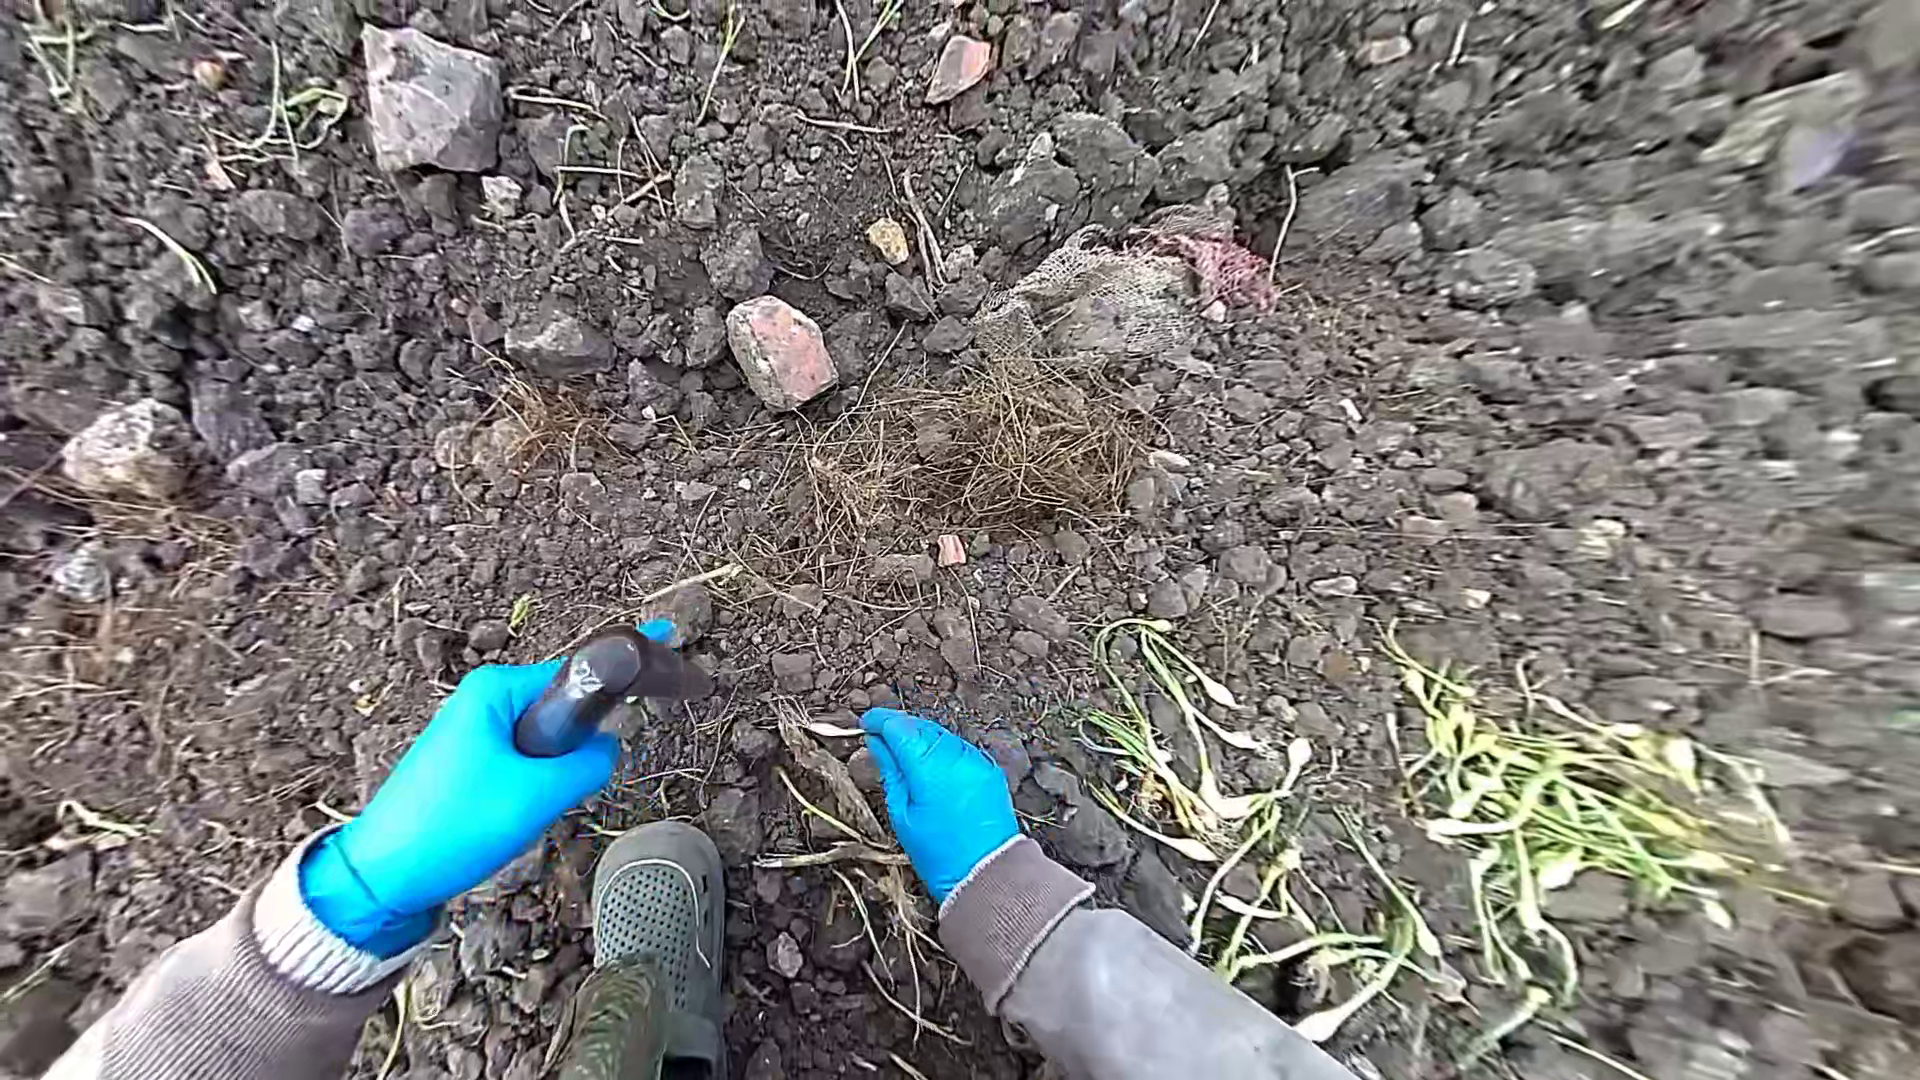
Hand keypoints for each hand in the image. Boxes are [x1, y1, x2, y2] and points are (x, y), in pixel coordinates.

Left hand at [302, 620, 673, 953]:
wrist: (374, 886)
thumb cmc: (453, 827)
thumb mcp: (538, 794)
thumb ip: (592, 761)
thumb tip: (609, 747)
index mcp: (498, 689)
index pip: (581, 667)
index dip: (628, 663)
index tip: (668, 637)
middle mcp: (489, 696)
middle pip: (570, 701)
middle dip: (587, 734)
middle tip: (592, 768)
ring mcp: (480, 725)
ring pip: (553, 730)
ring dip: (564, 760)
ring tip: (550, 796)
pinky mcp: (476, 754)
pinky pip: (533, 749)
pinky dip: (547, 770)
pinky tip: (538, 800)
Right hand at [861, 708, 1017, 903]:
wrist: (987, 872)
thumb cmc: (940, 853)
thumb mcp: (902, 813)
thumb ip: (889, 771)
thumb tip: (876, 742)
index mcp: (929, 766)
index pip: (899, 727)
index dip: (880, 721)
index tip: (866, 722)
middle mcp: (955, 755)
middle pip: (920, 725)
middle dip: (898, 727)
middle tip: (879, 736)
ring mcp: (974, 759)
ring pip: (940, 733)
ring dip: (920, 736)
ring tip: (903, 752)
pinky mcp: (988, 766)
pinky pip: (958, 747)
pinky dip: (941, 748)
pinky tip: (930, 764)